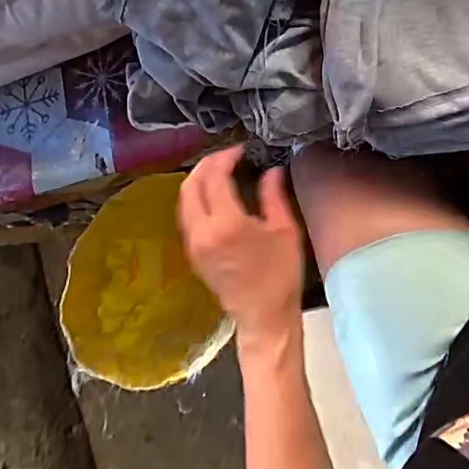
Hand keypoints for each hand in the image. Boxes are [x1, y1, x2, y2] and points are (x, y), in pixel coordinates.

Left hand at [178, 146, 303, 341]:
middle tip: (227, 156)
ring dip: (198, 179)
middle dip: (207, 164)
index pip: (215, 177)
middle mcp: (202, 231)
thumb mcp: (284, 230)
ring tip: (218, 170)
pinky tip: (212, 194)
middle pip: (191, 184)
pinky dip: (195, 197)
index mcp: (226, 224)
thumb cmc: (280, 276)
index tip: (240, 150)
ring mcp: (193, 243)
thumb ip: (273, 195)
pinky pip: (186, 215)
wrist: (263, 318)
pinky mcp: (192, 253)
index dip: (226, 157)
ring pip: (184, 199)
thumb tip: (270, 170)